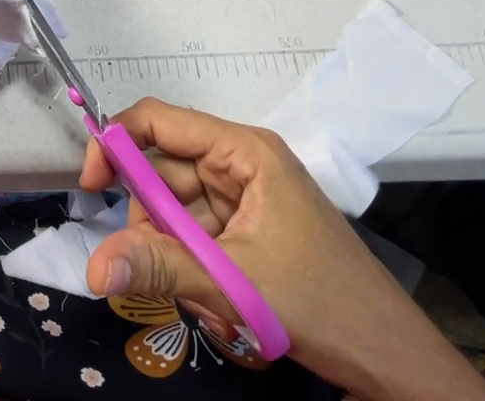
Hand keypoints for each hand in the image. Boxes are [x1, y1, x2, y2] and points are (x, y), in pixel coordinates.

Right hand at [79, 99, 484, 399]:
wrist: (393, 363)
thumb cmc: (324, 304)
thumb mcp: (235, 282)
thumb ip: (159, 266)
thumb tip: (92, 268)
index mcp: (243, 152)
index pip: (158, 121)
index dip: (117, 144)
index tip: (90, 187)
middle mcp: (239, 164)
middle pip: (161, 170)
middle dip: (149, 219)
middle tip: (150, 263)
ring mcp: (242, 198)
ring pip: (171, 208)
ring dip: (167, 248)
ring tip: (195, 290)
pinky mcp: (244, 229)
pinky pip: (190, 232)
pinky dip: (185, 262)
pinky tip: (209, 296)